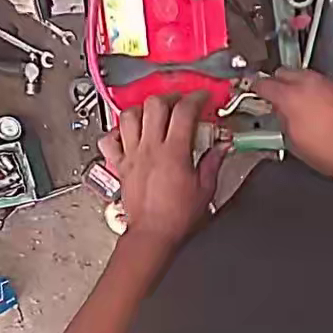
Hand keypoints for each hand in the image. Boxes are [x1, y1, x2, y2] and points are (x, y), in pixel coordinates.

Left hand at [99, 94, 228, 247]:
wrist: (153, 235)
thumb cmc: (176, 218)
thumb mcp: (205, 189)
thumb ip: (213, 162)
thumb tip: (222, 147)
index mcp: (173, 152)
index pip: (184, 111)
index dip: (196, 98)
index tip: (202, 98)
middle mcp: (149, 149)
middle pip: (154, 105)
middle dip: (170, 97)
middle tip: (179, 102)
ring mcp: (132, 156)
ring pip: (129, 116)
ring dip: (143, 109)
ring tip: (154, 113)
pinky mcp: (120, 166)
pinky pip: (109, 140)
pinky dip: (117, 132)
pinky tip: (128, 133)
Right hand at [251, 69, 332, 182]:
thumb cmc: (331, 151)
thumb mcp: (293, 141)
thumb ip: (281, 119)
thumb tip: (280, 113)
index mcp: (290, 97)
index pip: (264, 84)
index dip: (255, 88)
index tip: (254, 91)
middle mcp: (308, 84)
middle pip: (282, 72)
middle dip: (275, 82)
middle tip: (272, 97)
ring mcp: (325, 84)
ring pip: (301, 74)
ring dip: (293, 84)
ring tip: (292, 102)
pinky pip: (317, 83)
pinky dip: (310, 89)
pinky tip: (311, 106)